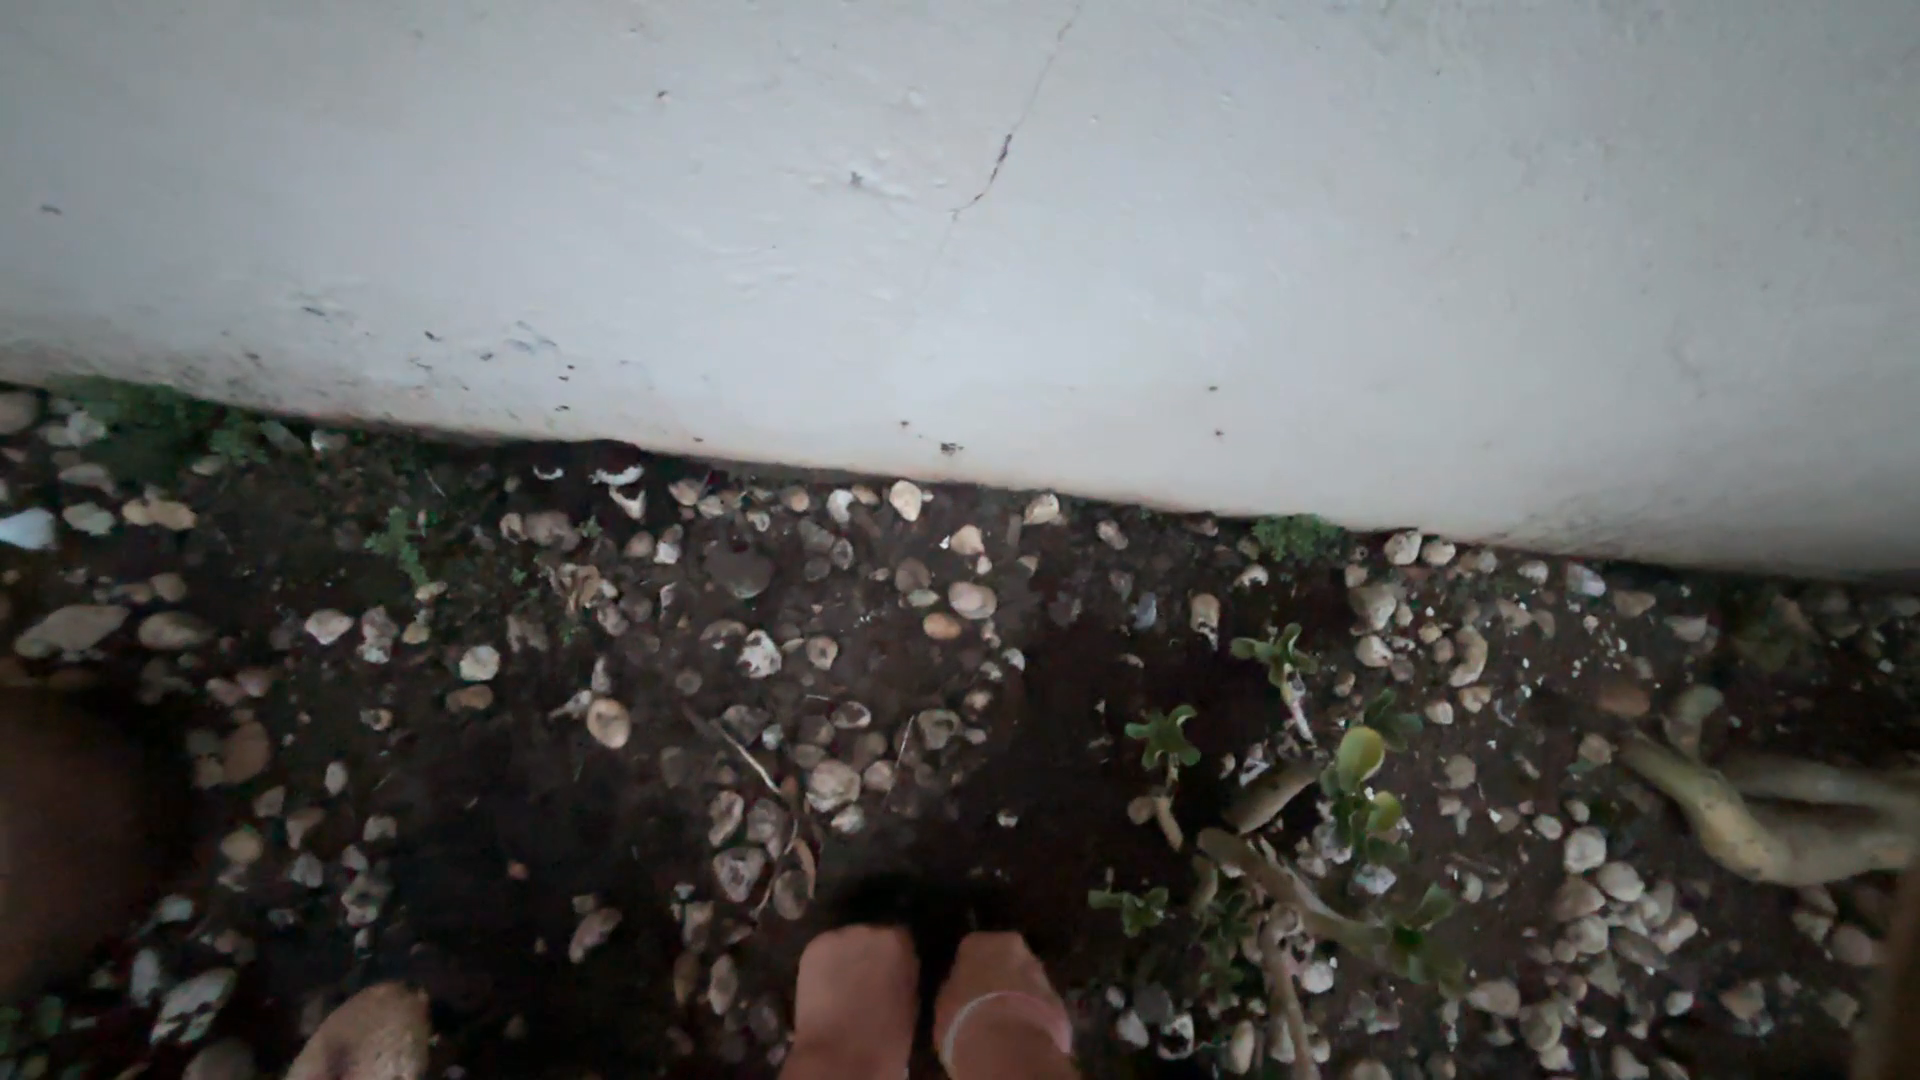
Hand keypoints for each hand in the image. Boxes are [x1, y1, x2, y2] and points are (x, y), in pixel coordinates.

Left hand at [785, 925, 918, 1076]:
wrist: (840, 1058)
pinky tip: (823, 988)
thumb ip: (905, 976)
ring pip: (846, 943)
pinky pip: (823, 952)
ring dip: (846, 958)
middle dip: (869, 955)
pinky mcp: (814, 947)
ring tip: (841, 986)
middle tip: (865, 981)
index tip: (891, 975)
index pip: (900, 938)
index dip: (895, 958)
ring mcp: (839, 936)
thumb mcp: (911, 1003)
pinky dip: (823, 966)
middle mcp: (870, 929)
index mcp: (899, 941)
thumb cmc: (885, 1041)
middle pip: (871, 936)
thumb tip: (898, 971)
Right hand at [934, 932, 1072, 1072]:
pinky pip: (1041, 1003)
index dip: (971, 972)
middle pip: (1005, 959)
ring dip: (1019, 994)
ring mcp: (1038, 971)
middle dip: (1000, 977)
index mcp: (979, 942)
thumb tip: (963, 990)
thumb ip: (957, 989)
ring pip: (1026, 979)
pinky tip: (1023, 1033)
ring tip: (1007, 1022)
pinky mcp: (1057, 998)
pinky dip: (1034, 1014)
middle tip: (990, 1003)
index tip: (967, 991)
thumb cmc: (964, 1018)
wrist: (1007, 1045)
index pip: (973, 950)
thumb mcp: (945, 1002)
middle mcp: (1012, 947)